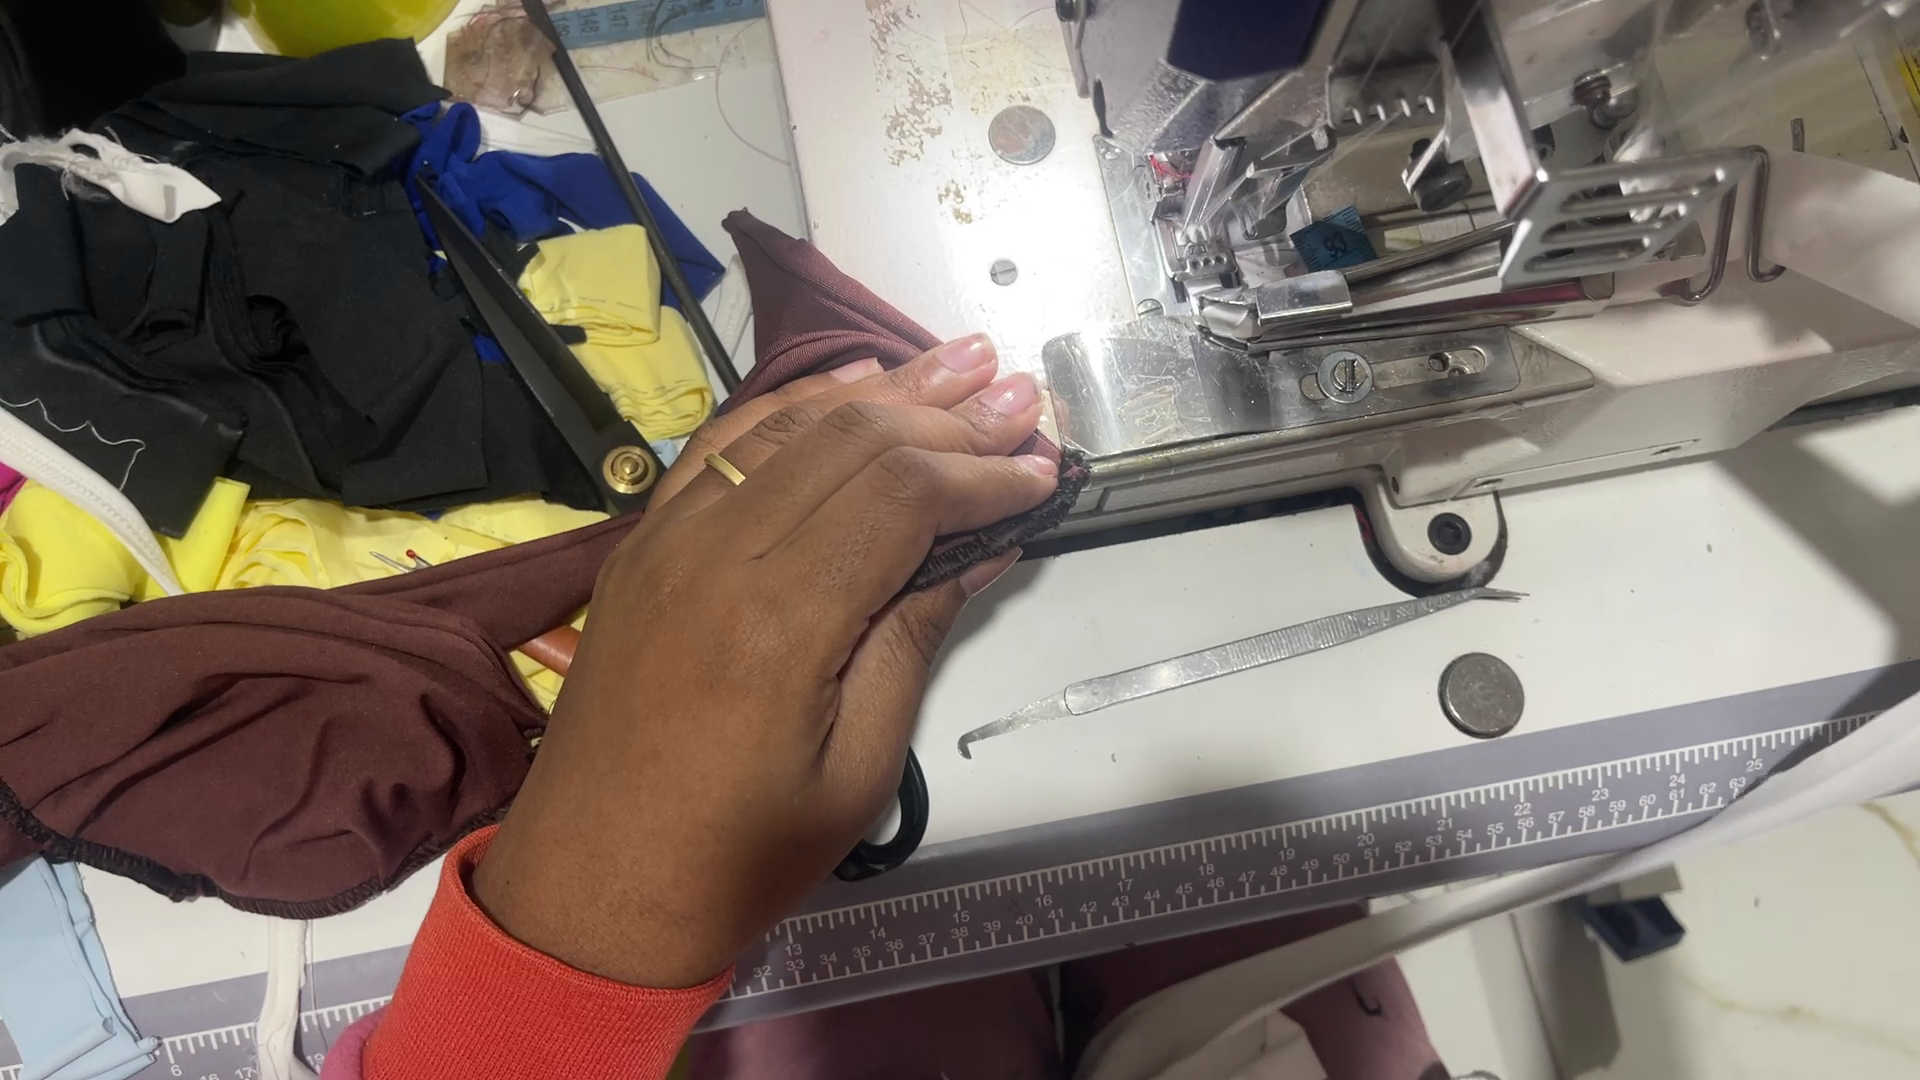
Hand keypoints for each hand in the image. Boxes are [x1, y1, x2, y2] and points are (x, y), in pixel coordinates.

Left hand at [471, 336, 1053, 986]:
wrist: (594, 889)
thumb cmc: (741, 853)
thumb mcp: (859, 764)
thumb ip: (916, 634)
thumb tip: (982, 547)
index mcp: (783, 618)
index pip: (903, 497)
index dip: (982, 475)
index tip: (1041, 471)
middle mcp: (721, 550)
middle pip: (855, 442)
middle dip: (950, 415)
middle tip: (1019, 395)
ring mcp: (671, 534)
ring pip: (794, 425)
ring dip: (885, 389)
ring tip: (959, 362)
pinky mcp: (646, 539)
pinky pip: (727, 443)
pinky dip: (798, 405)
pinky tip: (853, 382)